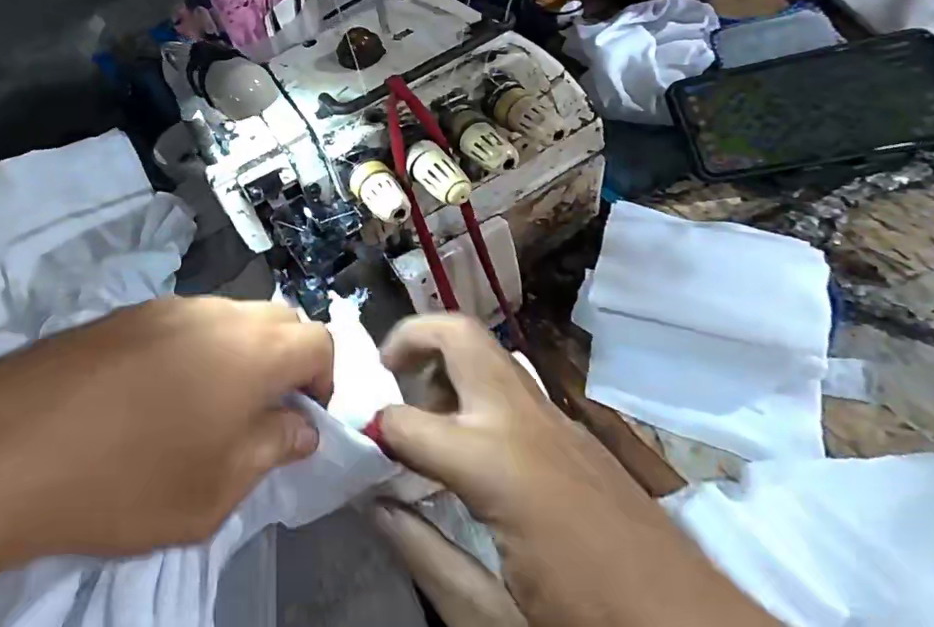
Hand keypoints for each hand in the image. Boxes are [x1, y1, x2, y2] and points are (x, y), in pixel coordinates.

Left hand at [0, 295, 331, 563]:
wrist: (6, 446)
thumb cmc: (125, 481)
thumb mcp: (213, 491)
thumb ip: (269, 449)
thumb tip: (299, 425)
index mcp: (249, 350)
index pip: (318, 340)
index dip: (325, 380)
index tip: (304, 421)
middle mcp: (212, 313)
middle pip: (276, 318)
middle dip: (287, 360)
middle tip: (263, 415)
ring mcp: (162, 307)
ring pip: (227, 316)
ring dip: (239, 353)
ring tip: (206, 408)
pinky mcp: (122, 314)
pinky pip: (182, 321)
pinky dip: (195, 349)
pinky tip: (156, 396)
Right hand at [375, 315, 777, 626]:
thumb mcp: (495, 618)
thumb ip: (425, 555)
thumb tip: (375, 504)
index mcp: (495, 463)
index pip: (406, 423)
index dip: (372, 433)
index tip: (357, 451)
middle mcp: (523, 420)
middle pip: (458, 335)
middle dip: (410, 338)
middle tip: (384, 376)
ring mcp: (556, 420)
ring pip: (486, 353)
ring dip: (444, 363)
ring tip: (422, 412)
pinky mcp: (577, 433)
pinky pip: (512, 386)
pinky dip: (474, 390)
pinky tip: (471, 447)